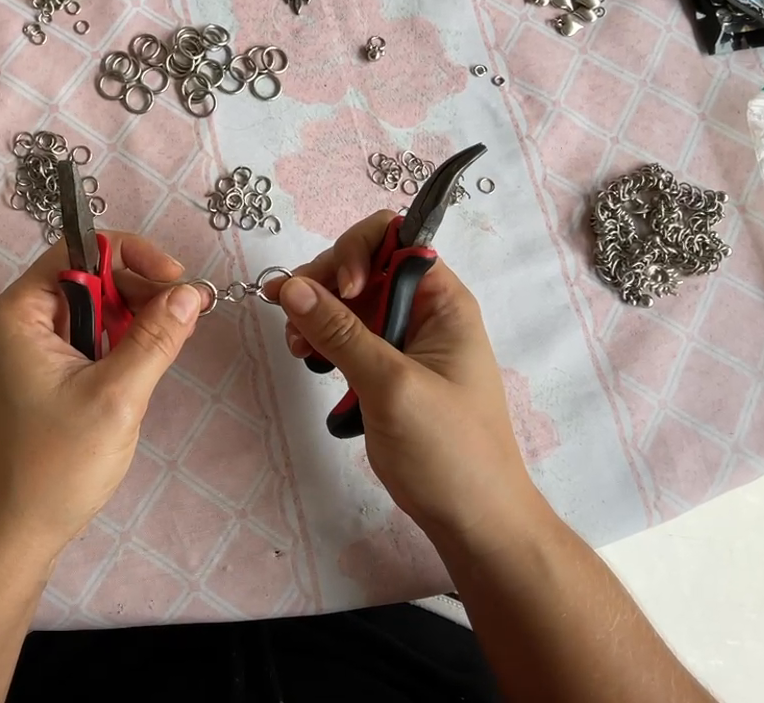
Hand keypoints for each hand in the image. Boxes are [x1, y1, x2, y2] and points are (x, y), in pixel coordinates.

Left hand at [0, 234, 206, 559]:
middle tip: (185, 317)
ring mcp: (33, 346)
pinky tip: (143, 363)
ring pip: (95, 307)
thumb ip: (155, 338)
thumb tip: (191, 293)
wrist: (16, 531)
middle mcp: (23, 318)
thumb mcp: (117, 396)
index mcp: (22, 311)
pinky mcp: (46, 371)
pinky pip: (90, 336)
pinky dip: (121, 341)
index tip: (177, 281)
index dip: (133, 255)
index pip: (82, 249)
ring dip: (134, 317)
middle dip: (139, 289)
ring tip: (169, 343)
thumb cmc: (57, 464)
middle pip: (91, 275)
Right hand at [270, 212, 548, 555]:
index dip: (358, 251)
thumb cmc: (449, 452)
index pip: (394, 239)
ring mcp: (402, 338)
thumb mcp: (391, 386)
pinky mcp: (383, 366)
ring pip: (345, 299)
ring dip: (314, 313)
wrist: (474, 523)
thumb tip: (289, 285)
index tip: (339, 290)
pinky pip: (344, 333)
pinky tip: (308, 360)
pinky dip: (320, 339)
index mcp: (442, 301)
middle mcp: (421, 310)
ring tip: (297, 349)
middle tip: (294, 322)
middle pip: (360, 264)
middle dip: (323, 284)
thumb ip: (340, 332)